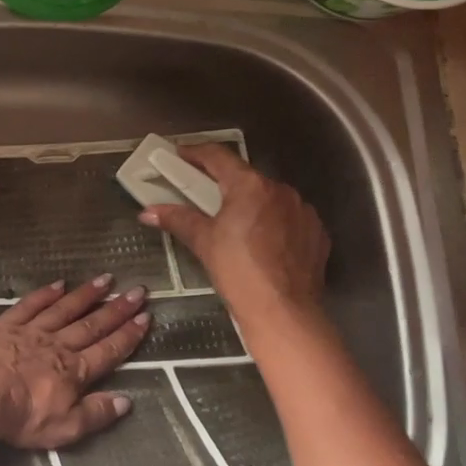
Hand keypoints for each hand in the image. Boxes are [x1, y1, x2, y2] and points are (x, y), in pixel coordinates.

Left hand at [0, 276, 150, 449]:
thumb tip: (126, 401)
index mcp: (74, 371)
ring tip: (106, 279)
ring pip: (65, 309)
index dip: (129, 335)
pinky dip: (46, 293)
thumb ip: (96, 413)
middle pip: (92, 325)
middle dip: (117, 309)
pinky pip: (30, 305)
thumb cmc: (22, 415)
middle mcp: (58, 345)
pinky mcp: (6, 325)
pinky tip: (58, 283)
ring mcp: (32, 331)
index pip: (108, 351)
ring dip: (87, 294)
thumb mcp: (66, 427)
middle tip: (138, 290)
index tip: (146, 316)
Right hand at [140, 144, 328, 327]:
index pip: (219, 157)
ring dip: (250, 202)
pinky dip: (273, 221)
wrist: (284, 312)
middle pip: (246, 177)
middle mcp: (281, 191)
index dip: (196, 153)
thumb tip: (147, 212)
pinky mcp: (317, 234)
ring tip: (234, 221)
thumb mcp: (202, 241)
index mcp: (250, 186)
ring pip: (270, 197)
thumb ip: (177, 219)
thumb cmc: (238, 270)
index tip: (180, 154)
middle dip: (223, 182)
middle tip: (202, 192)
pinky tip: (261, 240)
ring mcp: (304, 212)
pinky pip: (290, 217)